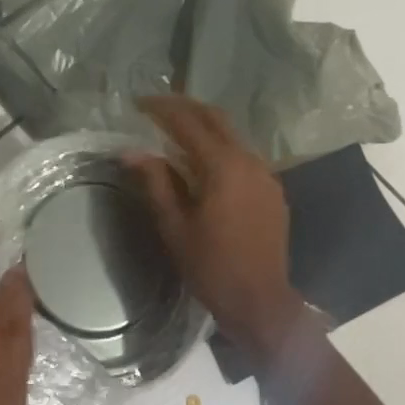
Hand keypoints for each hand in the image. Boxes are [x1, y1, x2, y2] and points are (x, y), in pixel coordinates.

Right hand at [129, 95, 305, 360]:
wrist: (261, 302)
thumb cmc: (212, 267)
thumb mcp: (174, 226)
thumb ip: (155, 183)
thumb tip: (131, 152)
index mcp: (222, 166)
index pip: (188, 123)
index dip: (161, 109)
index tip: (138, 103)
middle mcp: (248, 160)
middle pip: (215, 118)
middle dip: (185, 107)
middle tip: (156, 107)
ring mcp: (265, 174)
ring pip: (231, 135)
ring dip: (203, 127)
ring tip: (174, 131)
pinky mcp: (272, 190)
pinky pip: (243, 156)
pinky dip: (219, 148)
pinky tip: (202, 162)